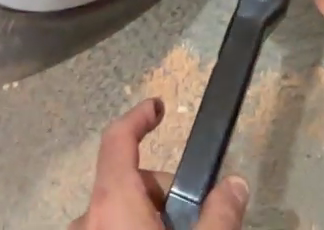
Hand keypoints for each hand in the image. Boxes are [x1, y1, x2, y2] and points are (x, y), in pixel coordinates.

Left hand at [68, 99, 249, 228]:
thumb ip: (219, 213)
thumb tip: (236, 184)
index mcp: (112, 202)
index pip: (118, 139)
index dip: (138, 117)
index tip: (158, 107)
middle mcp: (87, 218)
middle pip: (124, 182)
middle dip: (158, 191)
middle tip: (191, 216)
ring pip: (114, 212)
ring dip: (142, 216)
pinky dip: (127, 229)